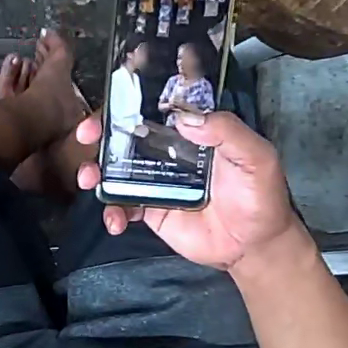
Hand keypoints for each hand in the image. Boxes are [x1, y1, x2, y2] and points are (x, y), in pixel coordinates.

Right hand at [75, 111, 309, 273]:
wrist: (255, 245)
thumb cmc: (261, 196)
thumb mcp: (256, 156)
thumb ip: (227, 132)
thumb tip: (186, 118)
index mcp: (195, 134)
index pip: (158, 109)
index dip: (130, 103)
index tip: (111, 106)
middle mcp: (172, 153)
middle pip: (128, 136)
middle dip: (101, 133)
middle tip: (86, 137)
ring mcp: (159, 182)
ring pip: (118, 170)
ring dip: (96, 171)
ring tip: (89, 180)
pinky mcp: (153, 211)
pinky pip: (124, 207)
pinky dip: (112, 212)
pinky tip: (115, 221)